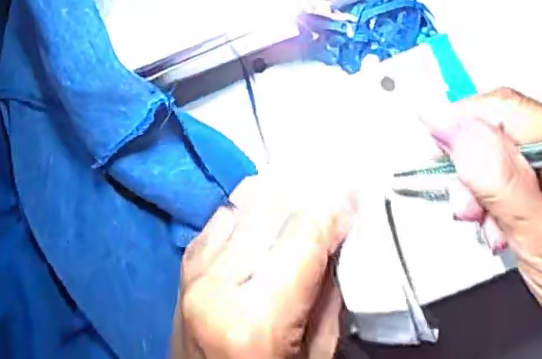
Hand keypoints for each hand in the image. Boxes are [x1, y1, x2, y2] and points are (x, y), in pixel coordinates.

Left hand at [171, 175, 353, 358]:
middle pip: (272, 206)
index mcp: (253, 317)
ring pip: (245, 199)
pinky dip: (250, 210)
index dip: (334, 213)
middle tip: (334, 202)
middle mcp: (218, 281)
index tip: (355, 202)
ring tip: (303, 206)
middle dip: (308, 199)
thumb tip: (340, 236)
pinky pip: (225, 214)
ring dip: (278, 198)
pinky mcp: (186, 260)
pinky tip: (269, 220)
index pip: (302, 234)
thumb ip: (326, 295)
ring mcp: (196, 268)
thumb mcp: (313, 357)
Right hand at [426, 89, 541, 358]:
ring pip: (515, 150)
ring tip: (486, 225)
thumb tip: (450, 122)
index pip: (511, 109)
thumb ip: (498, 181)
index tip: (433, 151)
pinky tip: (505, 225)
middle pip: (511, 129)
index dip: (464, 123)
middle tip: (464, 208)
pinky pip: (532, 169)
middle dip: (478, 165)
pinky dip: (510, 194)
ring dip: (490, 184)